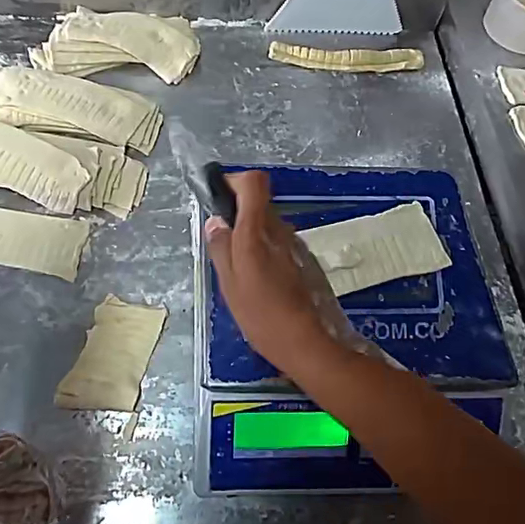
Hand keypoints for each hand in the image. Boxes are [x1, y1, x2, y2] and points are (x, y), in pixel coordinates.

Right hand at [205, 170, 370, 369]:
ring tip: (238, 267)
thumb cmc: (263, 316)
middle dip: (238, 214)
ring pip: (269, 225)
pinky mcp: (305, 259)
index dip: (234, 181)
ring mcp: (296, 244)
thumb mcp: (230, 284)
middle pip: (259, 204)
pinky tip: (260, 279)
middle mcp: (280, 231)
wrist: (308, 342)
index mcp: (258, 232)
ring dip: (252, 235)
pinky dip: (266, 251)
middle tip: (221, 241)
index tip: (219, 196)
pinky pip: (279, 244)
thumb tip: (216, 222)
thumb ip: (221, 248)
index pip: (254, 182)